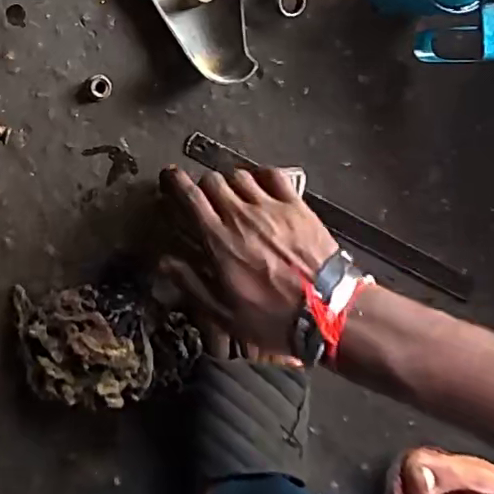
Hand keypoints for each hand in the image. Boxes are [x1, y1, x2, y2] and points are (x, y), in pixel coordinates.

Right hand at [159, 166, 338, 355]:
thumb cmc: (275, 317)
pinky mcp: (295, 206)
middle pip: (212, 180)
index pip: (190, 196)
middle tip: (204, 196)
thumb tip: (164, 262)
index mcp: (220, 240)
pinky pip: (272, 175)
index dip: (175, 181)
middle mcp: (242, 216)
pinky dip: (261, 175)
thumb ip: (191, 283)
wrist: (329, 313)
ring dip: (230, 181)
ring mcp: (270, 208)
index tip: (169, 177)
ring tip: (232, 194)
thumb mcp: (225, 314)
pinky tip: (260, 185)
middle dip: (202, 185)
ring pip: (239, 175)